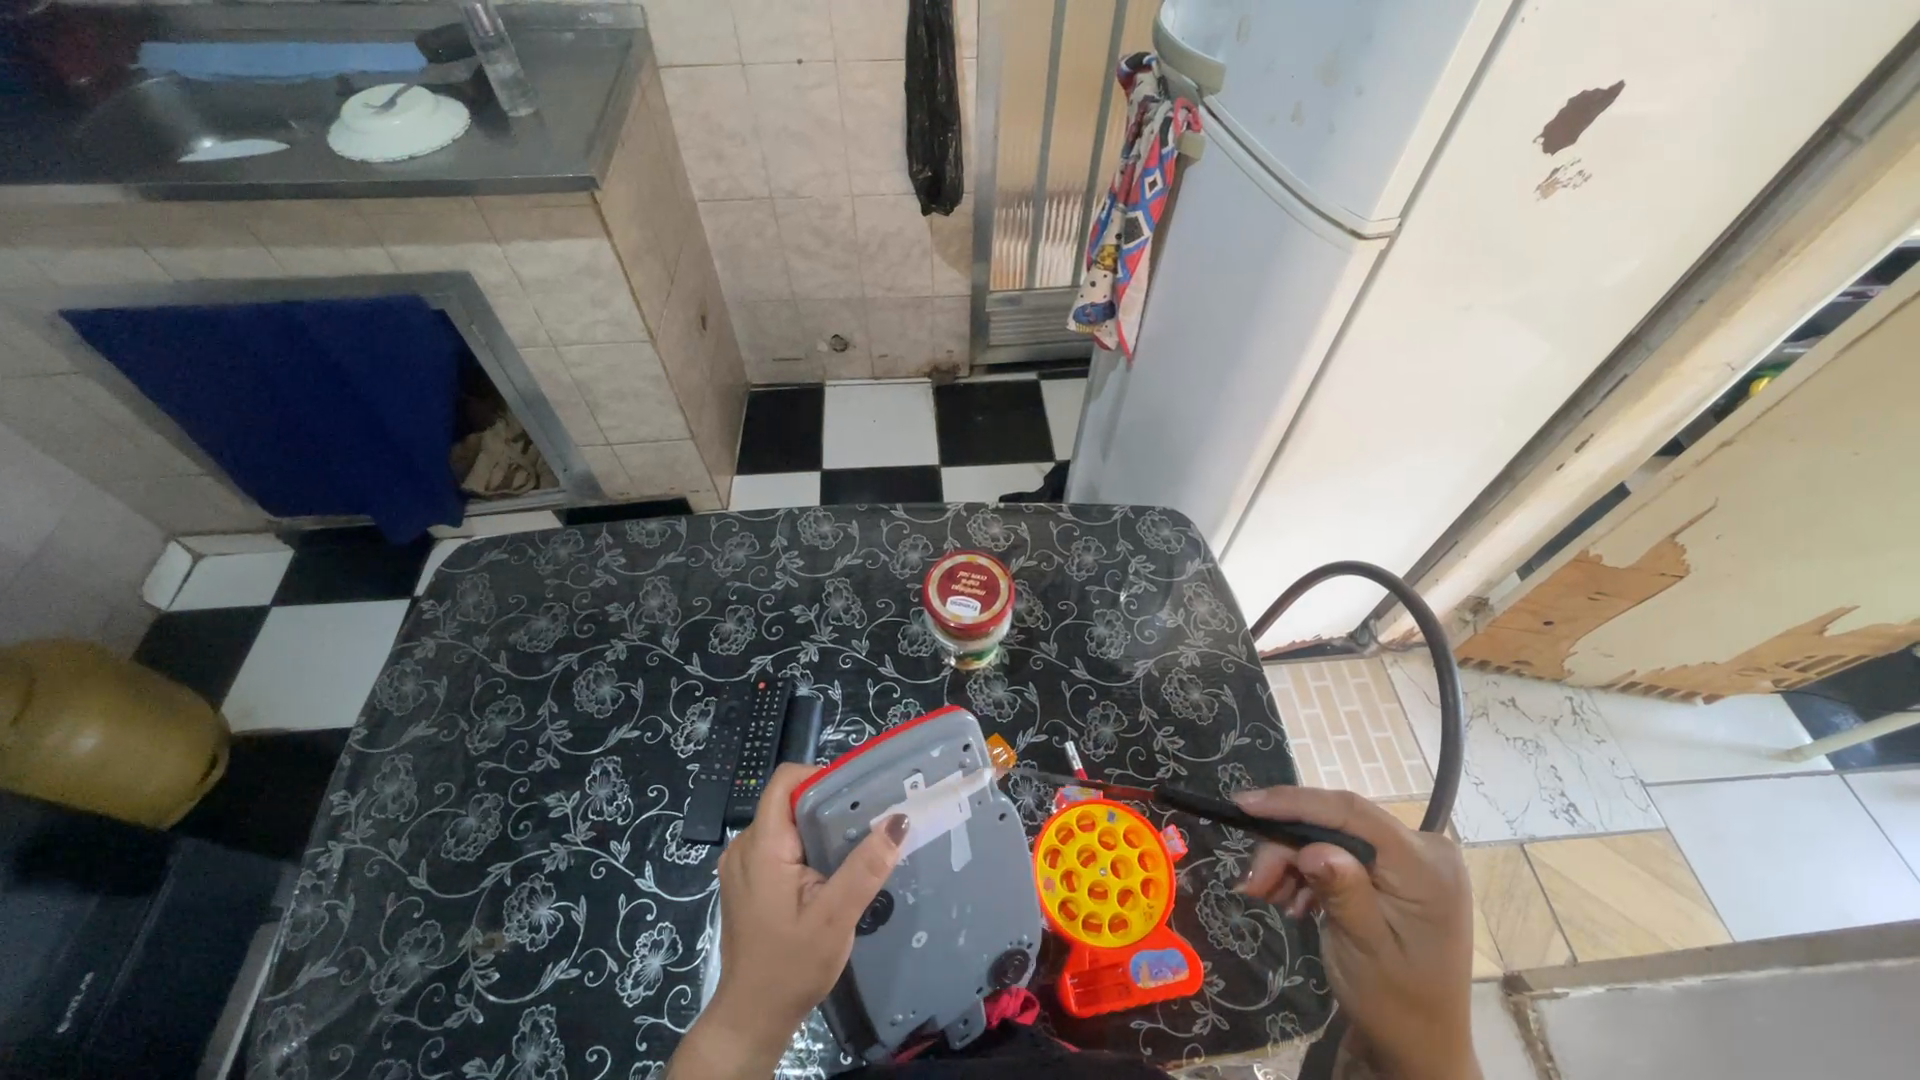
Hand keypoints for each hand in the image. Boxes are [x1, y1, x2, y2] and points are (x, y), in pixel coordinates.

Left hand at [669, 763, 909, 1079]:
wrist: (753, 1016)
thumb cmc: (792, 966)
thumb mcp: (836, 917)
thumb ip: (865, 867)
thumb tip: (898, 820)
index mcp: (762, 845)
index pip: (786, 780)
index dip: (822, 776)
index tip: (859, 795)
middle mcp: (744, 846)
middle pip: (788, 801)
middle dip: (828, 805)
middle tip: (867, 823)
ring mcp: (741, 864)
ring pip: (784, 823)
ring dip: (818, 829)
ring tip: (854, 847)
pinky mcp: (746, 881)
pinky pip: (777, 845)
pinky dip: (805, 848)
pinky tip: (830, 872)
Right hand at [1234, 787, 1478, 1079]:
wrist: (1417, 1043)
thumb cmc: (1394, 1000)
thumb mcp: (1364, 948)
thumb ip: (1343, 892)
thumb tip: (1312, 848)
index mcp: (1426, 865)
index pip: (1352, 813)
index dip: (1294, 803)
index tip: (1243, 805)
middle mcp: (1423, 848)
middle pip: (1336, 823)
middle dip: (1285, 847)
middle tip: (1252, 883)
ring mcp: (1410, 856)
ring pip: (1329, 835)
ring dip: (1291, 862)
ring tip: (1269, 898)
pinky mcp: (1394, 868)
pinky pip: (1338, 851)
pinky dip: (1306, 871)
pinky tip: (1293, 901)